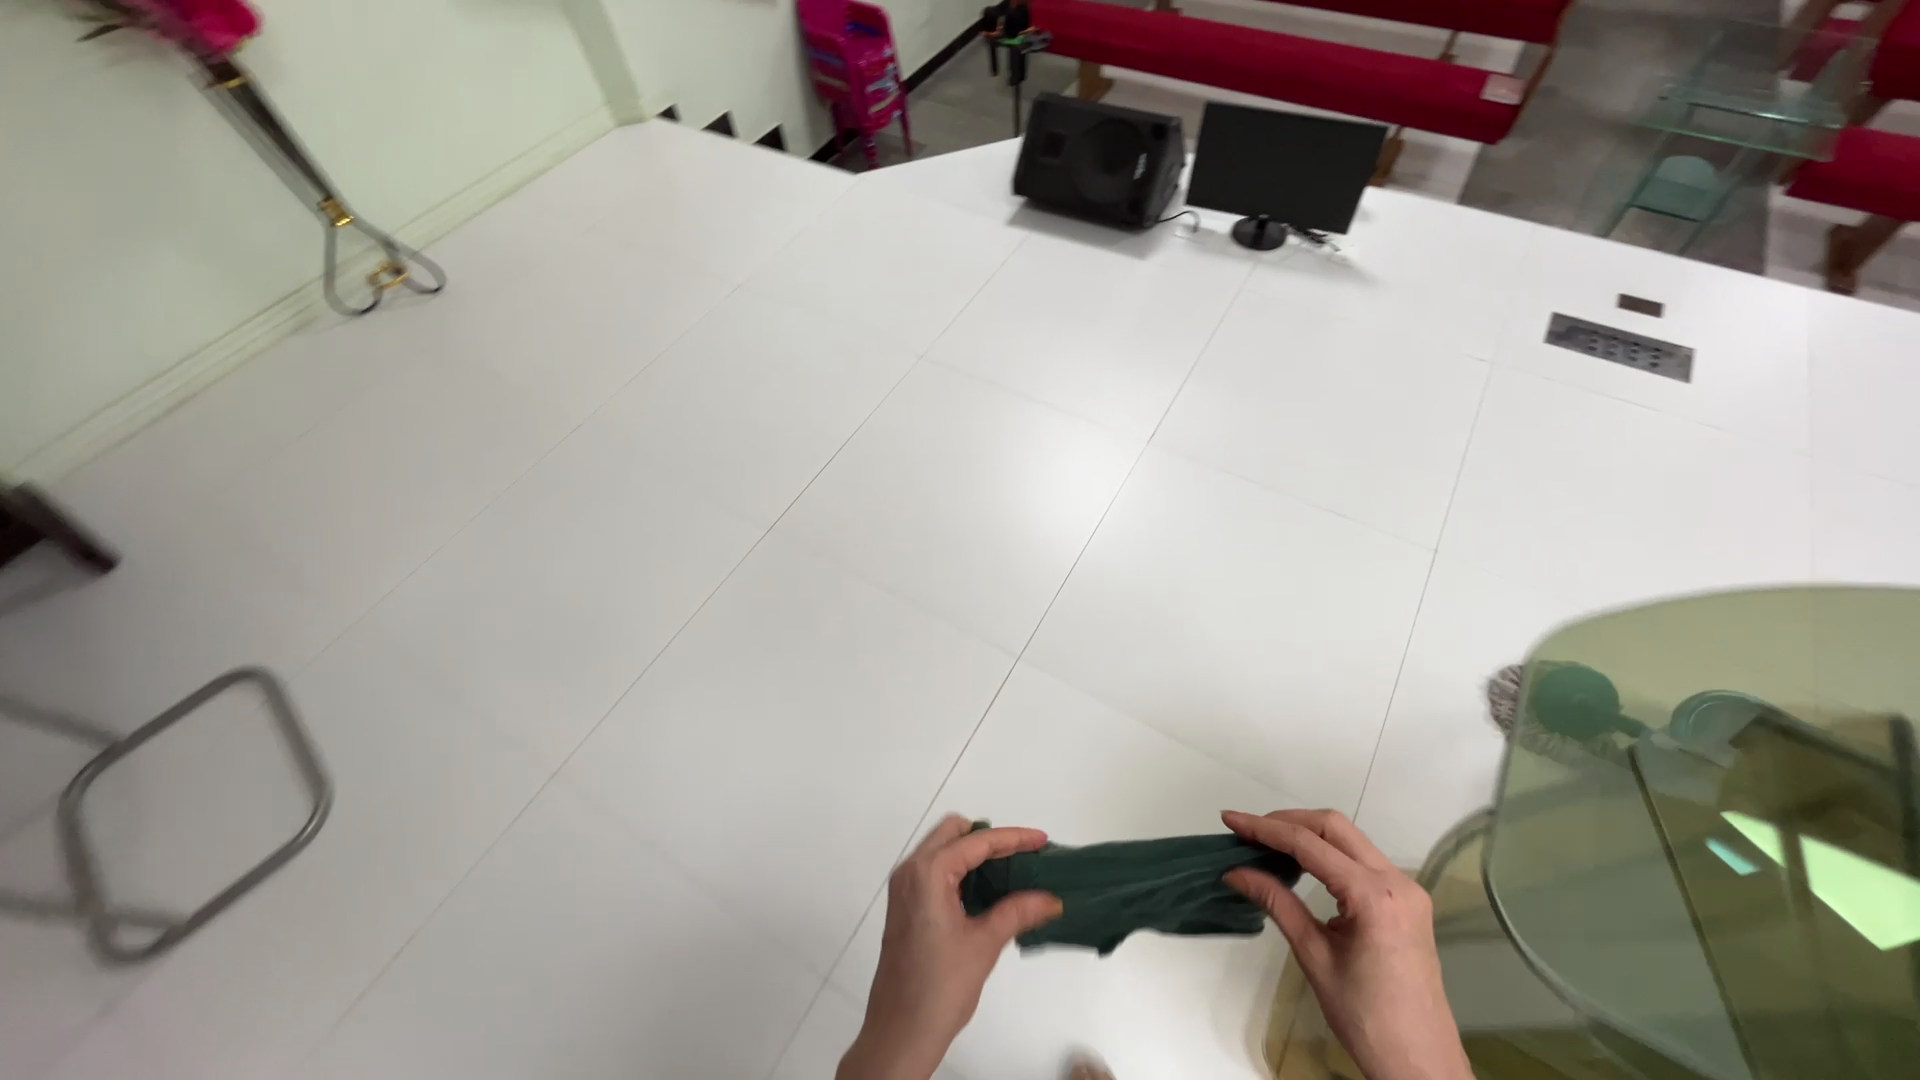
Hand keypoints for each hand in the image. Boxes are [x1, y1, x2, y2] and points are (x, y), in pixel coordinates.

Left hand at [839, 815, 1062, 1079]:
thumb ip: (1017, 911)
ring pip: (942, 849)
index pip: (976, 841)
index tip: (1042, 840)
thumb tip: (1051, 898)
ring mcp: (904, 887)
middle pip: (953, 832)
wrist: (899, 1033)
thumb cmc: (940, 988)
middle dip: (990, 838)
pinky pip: (935, 870)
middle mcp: (910, 871)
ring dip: (974, 853)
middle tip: (1023, 856)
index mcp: (927, 873)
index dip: (1013, 838)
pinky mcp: (905, 905)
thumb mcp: (984, 944)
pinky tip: (987, 891)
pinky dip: (961, 870)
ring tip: (1011, 871)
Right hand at [1222, 809, 1470, 1079]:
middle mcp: (1397, 882)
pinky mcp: (1407, 900)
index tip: (1230, 820)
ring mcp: (1407, 889)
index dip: (1264, 828)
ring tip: (1265, 843)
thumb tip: (1236, 872)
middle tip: (1247, 830)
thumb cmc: (1365, 1016)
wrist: (1420, 1062)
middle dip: (1286, 821)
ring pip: (1349, 838)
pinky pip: (1362, 859)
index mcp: (1374, 896)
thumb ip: (1276, 902)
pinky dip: (1327, 852)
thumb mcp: (1314, 955)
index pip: (1309, 844)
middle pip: (1333, 827)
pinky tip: (1300, 863)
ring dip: (1306, 833)